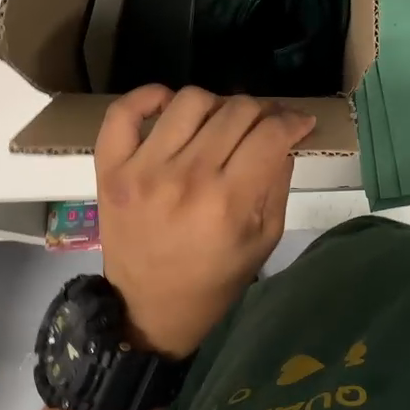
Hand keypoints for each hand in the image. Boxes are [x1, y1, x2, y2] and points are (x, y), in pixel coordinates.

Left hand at [95, 86, 317, 357]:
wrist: (148, 313)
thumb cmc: (214, 280)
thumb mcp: (264, 239)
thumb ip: (278, 181)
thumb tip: (285, 134)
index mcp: (227, 202)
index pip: (271, 132)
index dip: (293, 120)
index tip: (299, 123)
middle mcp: (186, 178)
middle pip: (236, 110)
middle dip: (261, 112)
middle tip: (263, 126)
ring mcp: (143, 169)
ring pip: (190, 100)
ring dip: (214, 105)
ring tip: (217, 126)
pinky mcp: (111, 169)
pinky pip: (124, 111)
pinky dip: (148, 97)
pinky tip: (168, 108)